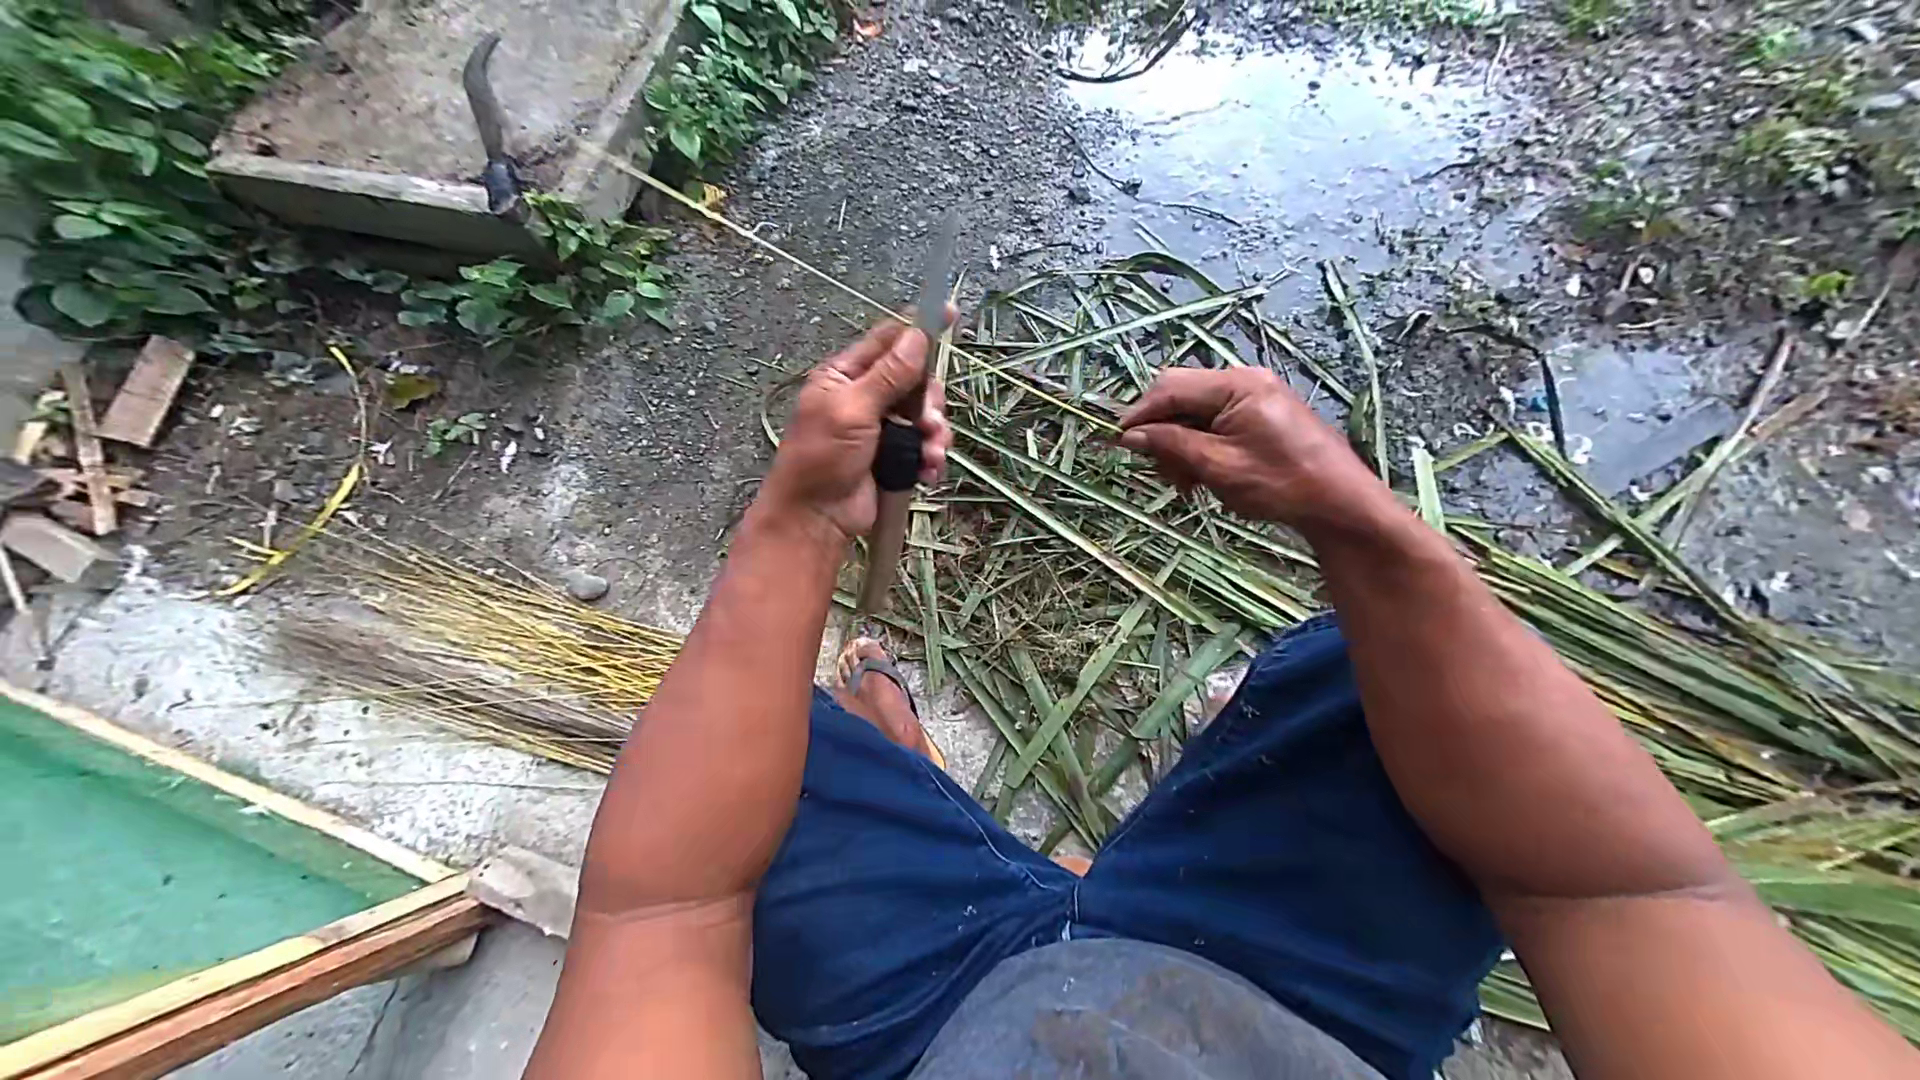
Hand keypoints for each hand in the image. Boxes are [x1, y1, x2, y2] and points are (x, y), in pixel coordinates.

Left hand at [759, 319, 952, 541]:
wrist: (817, 517)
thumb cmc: (821, 457)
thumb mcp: (851, 409)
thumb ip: (887, 375)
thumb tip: (918, 337)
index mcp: (845, 375)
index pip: (887, 340)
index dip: (917, 328)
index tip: (947, 313)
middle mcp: (866, 396)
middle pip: (915, 380)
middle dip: (929, 401)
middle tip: (926, 421)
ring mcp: (882, 428)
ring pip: (925, 415)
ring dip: (934, 433)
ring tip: (929, 453)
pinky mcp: (895, 456)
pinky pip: (925, 446)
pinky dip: (931, 456)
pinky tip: (928, 470)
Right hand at [1118, 367, 1392, 533]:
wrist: (1340, 502)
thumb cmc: (1280, 484)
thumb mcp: (1217, 466)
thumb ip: (1171, 444)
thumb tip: (1129, 435)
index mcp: (1236, 385)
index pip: (1170, 388)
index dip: (1140, 414)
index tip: (1121, 444)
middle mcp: (1244, 380)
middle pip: (1180, 394)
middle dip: (1161, 430)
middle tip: (1160, 469)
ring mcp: (1255, 395)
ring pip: (1194, 410)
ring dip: (1179, 442)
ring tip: (1185, 481)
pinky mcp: (1261, 413)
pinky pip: (1215, 420)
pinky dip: (1200, 444)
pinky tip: (1202, 474)